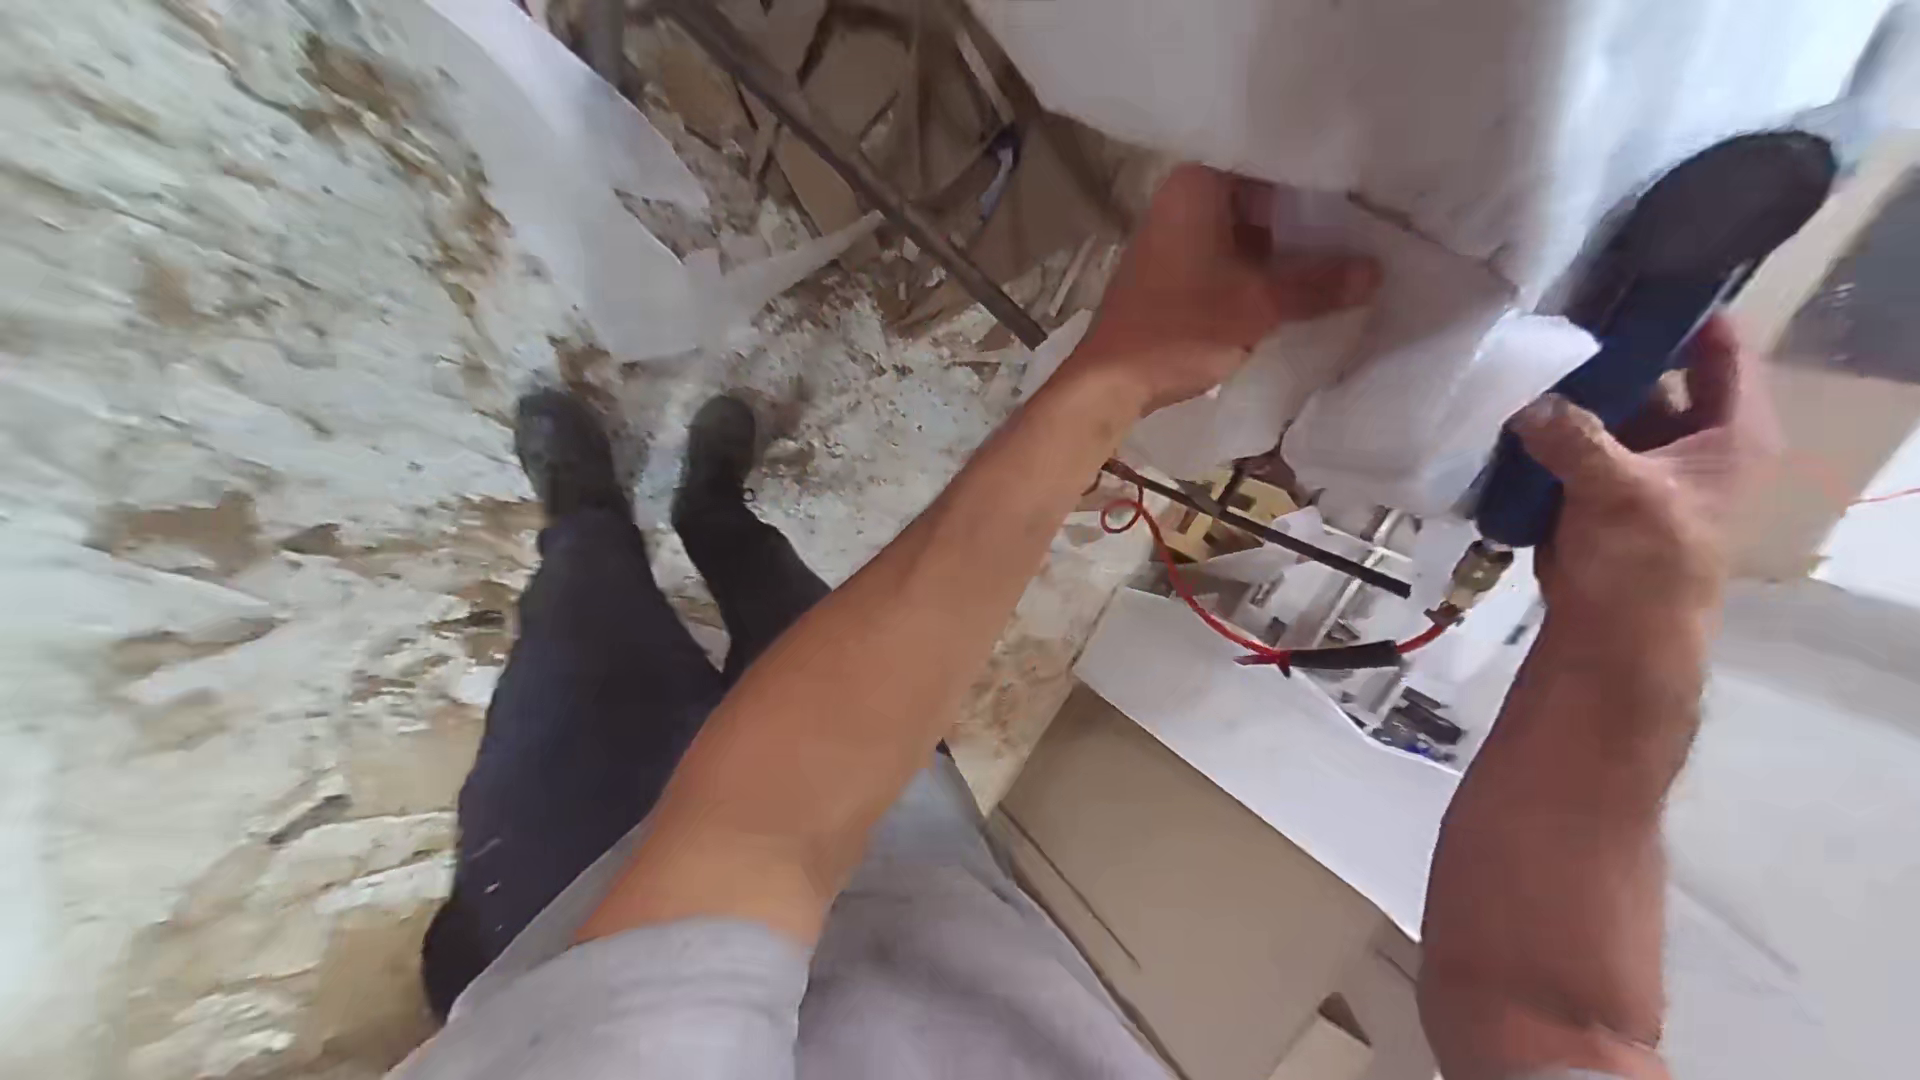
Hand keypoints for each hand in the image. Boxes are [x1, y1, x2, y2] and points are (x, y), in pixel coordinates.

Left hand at [1061, 164, 1378, 415]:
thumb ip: (1319, 284)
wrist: (1109, 383)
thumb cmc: (1179, 330)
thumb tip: (1376, 272)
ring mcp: (1169, 239)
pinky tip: (1292, 283)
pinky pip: (1222, 259)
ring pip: (1241, 231)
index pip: (1275, 157)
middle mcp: (1178, 200)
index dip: (1323, 172)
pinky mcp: (1166, 275)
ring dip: (1280, 247)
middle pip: (1259, 196)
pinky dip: (1252, 269)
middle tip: (1366, 218)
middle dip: (1307, 214)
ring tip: (1341, 250)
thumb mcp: (1258, 305)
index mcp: (1197, 184)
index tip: (1368, 182)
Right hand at [1512, 315, 1778, 622]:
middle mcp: (1682, 434)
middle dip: (1603, 351)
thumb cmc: (1647, 559)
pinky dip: (1536, 424)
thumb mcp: (1623, 495)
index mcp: (1727, 429)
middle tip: (1549, 318)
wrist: (1611, 621)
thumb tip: (1525, 401)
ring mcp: (1629, 456)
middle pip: (1648, 372)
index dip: (1684, 311)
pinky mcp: (1583, 478)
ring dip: (1562, 391)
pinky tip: (1502, 406)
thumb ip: (1577, 442)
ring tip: (1515, 358)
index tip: (1630, 277)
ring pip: (1596, 406)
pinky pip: (1560, 437)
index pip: (1718, 347)